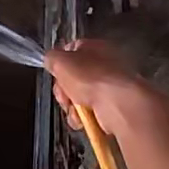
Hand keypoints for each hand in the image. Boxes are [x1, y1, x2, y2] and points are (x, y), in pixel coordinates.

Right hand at [46, 40, 162, 138]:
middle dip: (63, 91)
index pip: (71, 52)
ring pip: (78, 99)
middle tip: (65, 96)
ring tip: (75, 110)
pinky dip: (82, 119)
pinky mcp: (111, 108)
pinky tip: (83, 120)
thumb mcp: (62, 61)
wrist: (118, 104)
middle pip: (72, 79)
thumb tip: (51, 60)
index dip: (59, 65)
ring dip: (71, 107)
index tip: (56, 74)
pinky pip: (88, 113)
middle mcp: (104, 66)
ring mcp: (109, 89)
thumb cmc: (90, 78)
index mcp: (95, 48)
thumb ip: (52, 58)